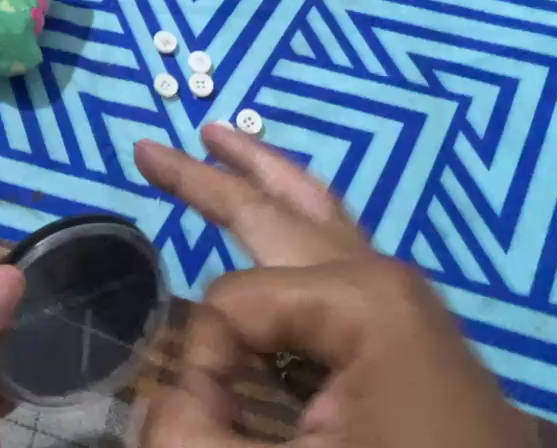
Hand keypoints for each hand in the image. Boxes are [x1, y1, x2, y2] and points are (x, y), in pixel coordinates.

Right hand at [134, 124, 528, 447]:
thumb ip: (195, 439)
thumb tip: (162, 402)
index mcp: (358, 299)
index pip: (235, 303)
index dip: (207, 364)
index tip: (214, 421)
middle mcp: (380, 276)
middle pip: (274, 206)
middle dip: (208, 176)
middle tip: (148, 150)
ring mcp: (400, 297)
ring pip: (314, 209)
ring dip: (260, 174)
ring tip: (217, 138)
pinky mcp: (408, 327)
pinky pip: (337, 244)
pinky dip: (294, 213)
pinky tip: (278, 212)